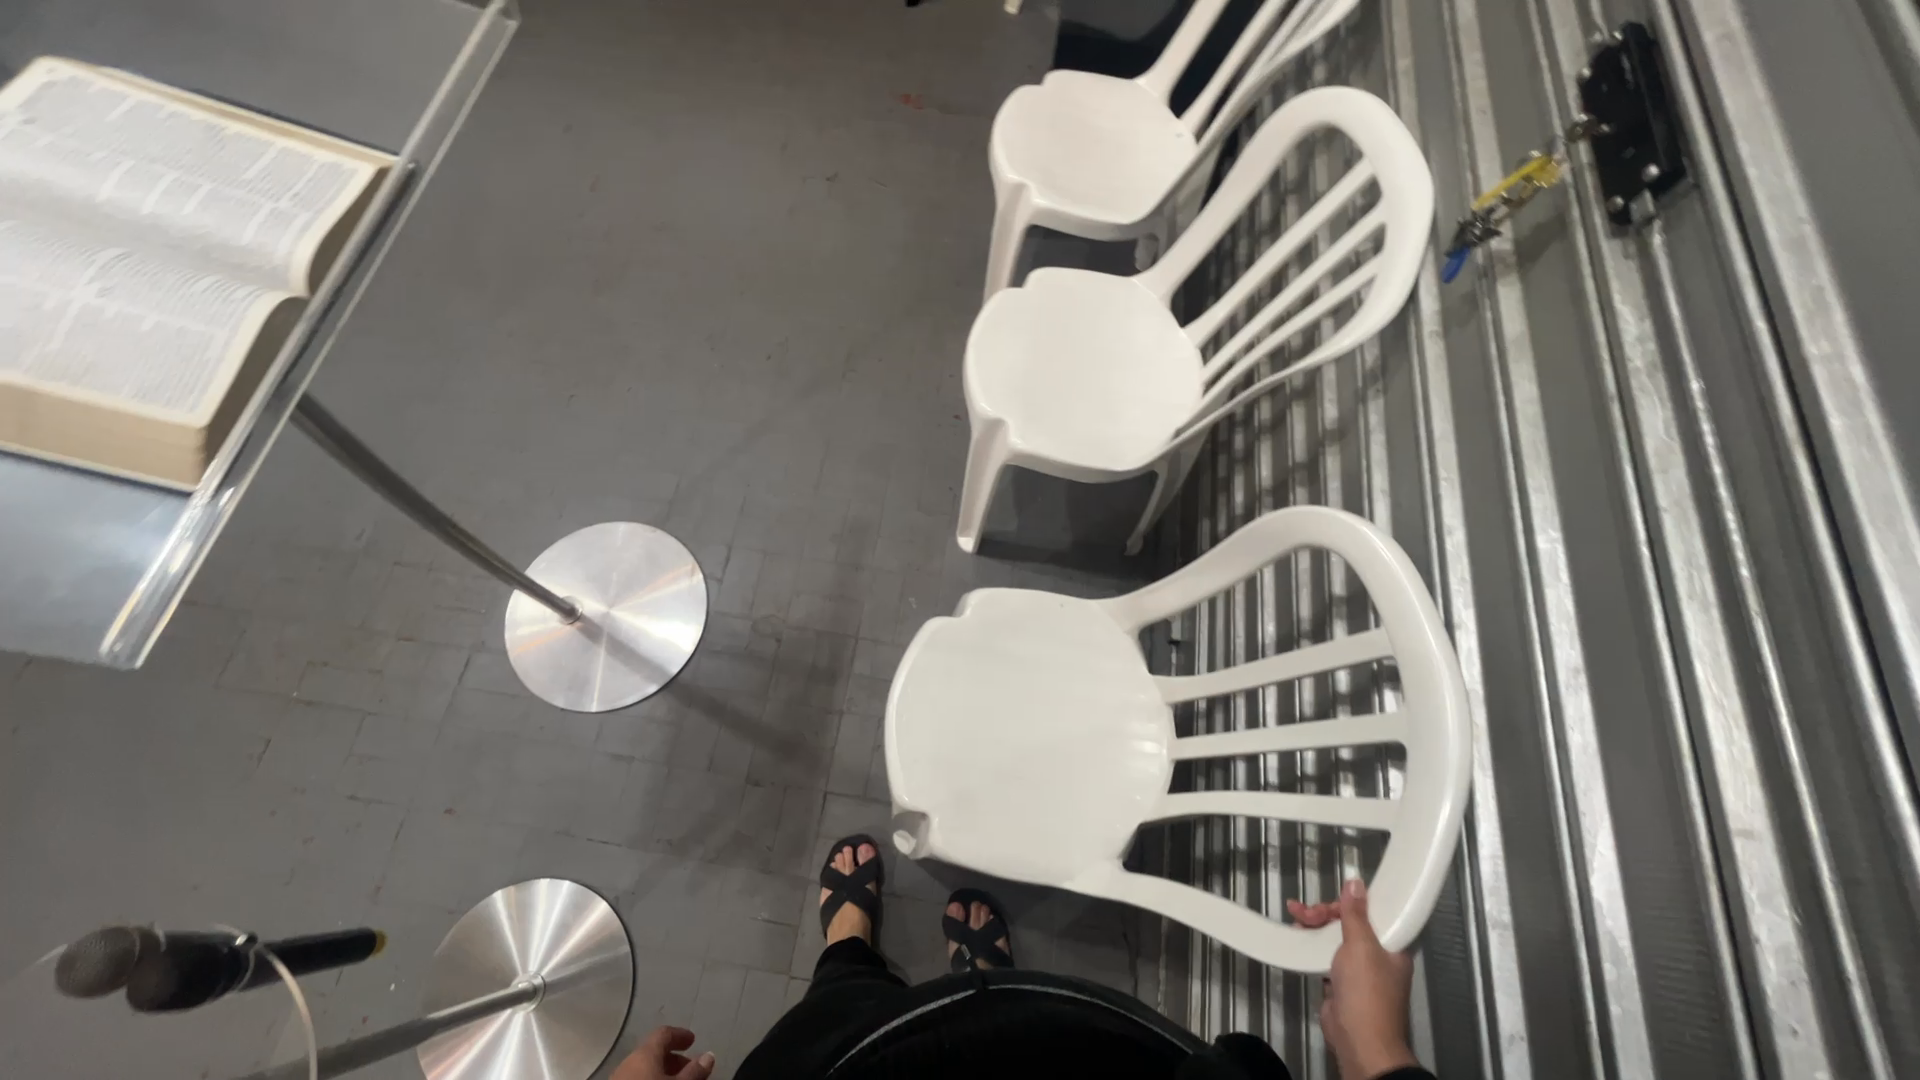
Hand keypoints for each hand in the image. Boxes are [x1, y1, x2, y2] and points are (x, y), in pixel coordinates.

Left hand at [610, 1026, 716, 1079]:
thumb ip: (694, 1071)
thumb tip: (708, 1055)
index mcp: (644, 1054)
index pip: (664, 1033)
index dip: (680, 1035)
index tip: (693, 1041)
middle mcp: (628, 1062)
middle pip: (653, 1053)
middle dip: (673, 1059)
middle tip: (689, 1070)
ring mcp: (617, 1079)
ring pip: (642, 1070)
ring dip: (661, 1074)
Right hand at [1286, 879, 1418, 1079]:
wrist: (1358, 1039)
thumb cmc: (1366, 990)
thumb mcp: (1361, 945)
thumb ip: (1355, 913)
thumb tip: (1356, 881)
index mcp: (1392, 946)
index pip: (1372, 913)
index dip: (1351, 902)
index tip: (1332, 897)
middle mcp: (1377, 956)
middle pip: (1349, 923)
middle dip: (1325, 913)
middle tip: (1304, 912)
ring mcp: (1357, 970)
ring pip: (1334, 937)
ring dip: (1313, 925)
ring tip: (1295, 919)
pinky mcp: (1339, 981)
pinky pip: (1323, 954)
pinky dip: (1310, 944)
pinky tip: (1296, 935)